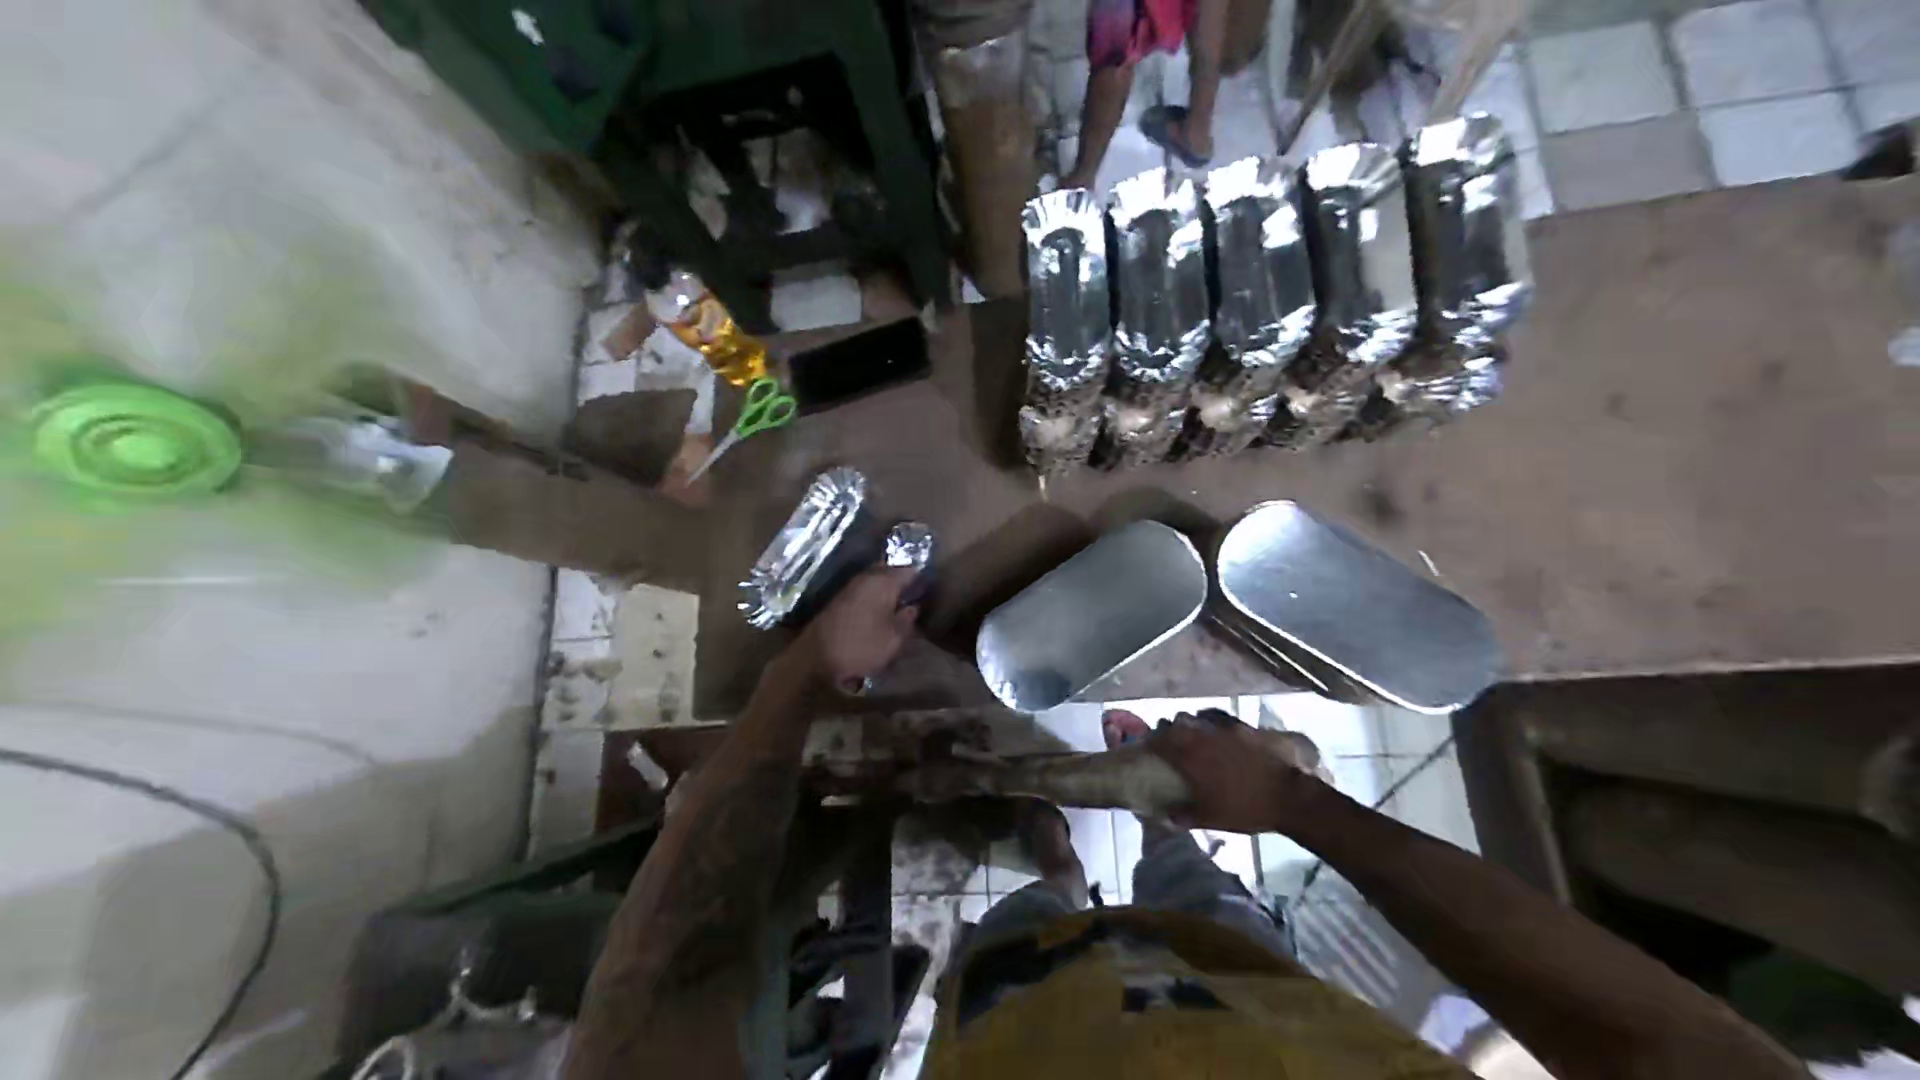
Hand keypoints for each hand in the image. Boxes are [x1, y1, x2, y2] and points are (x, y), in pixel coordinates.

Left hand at [794, 567, 919, 692]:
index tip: (930, 591)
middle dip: (903, 581)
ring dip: (887, 589)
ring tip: (899, 605)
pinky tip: (880, 611)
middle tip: (915, 596)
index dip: (922, 580)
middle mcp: (866, 578)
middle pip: (891, 571)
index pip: (910, 571)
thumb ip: (907, 620)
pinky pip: (864, 590)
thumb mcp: (894, 639)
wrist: (816, 657)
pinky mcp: (839, 598)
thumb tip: (913, 607)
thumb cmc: (861, 646)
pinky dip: (874, 596)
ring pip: (876, 580)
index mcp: (883, 582)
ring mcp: (850, 586)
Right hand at [1147, 711, 1324, 832]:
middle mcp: (1202, 737)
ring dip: (1191, 725)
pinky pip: (1221, 719)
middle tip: (1171, 743)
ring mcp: (1224, 729)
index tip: (1148, 749)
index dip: (1151, 743)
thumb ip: (1185, 815)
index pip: (1159, 742)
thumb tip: (1167, 816)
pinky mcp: (1244, 728)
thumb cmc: (1245, 808)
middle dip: (1170, 730)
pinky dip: (1214, 724)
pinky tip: (1219, 735)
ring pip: (1198, 718)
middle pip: (1176, 723)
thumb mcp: (1211, 818)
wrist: (1289, 797)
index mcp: (1189, 757)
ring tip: (1195, 737)